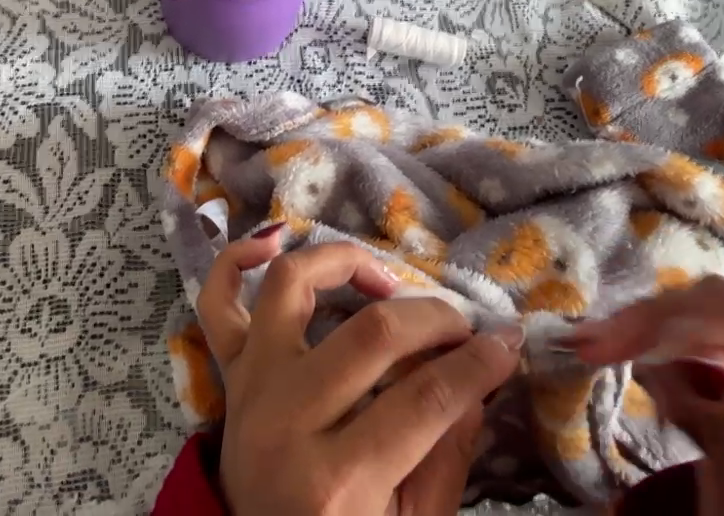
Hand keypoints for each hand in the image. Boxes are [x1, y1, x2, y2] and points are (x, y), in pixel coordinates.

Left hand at [197, 229, 523, 514]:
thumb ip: (446, 457)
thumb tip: (477, 378)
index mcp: (336, 482)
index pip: (423, 401)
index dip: (476, 365)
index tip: (507, 341)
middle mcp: (285, 421)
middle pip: (370, 335)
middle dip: (432, 318)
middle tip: (460, 325)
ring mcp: (249, 387)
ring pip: (290, 288)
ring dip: (343, 264)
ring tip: (384, 282)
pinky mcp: (228, 373)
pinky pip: (217, 301)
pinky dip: (237, 260)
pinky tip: (274, 241)